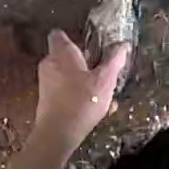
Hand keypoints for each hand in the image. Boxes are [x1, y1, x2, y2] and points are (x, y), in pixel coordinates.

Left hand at [32, 30, 130, 155]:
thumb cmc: (82, 101)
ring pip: (68, 76)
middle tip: (103, 71)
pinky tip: (95, 109)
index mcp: (61, 53)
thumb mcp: (105, 80)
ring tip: (104, 93)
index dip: (74, 37)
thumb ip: (114, 61)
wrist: (57, 134)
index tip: (91, 46)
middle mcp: (49, 64)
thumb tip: (123, 45)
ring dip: (84, 81)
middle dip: (84, 63)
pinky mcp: (47, 101)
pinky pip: (65, 91)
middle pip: (67, 57)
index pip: (60, 34)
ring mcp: (46, 83)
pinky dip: (78, 95)